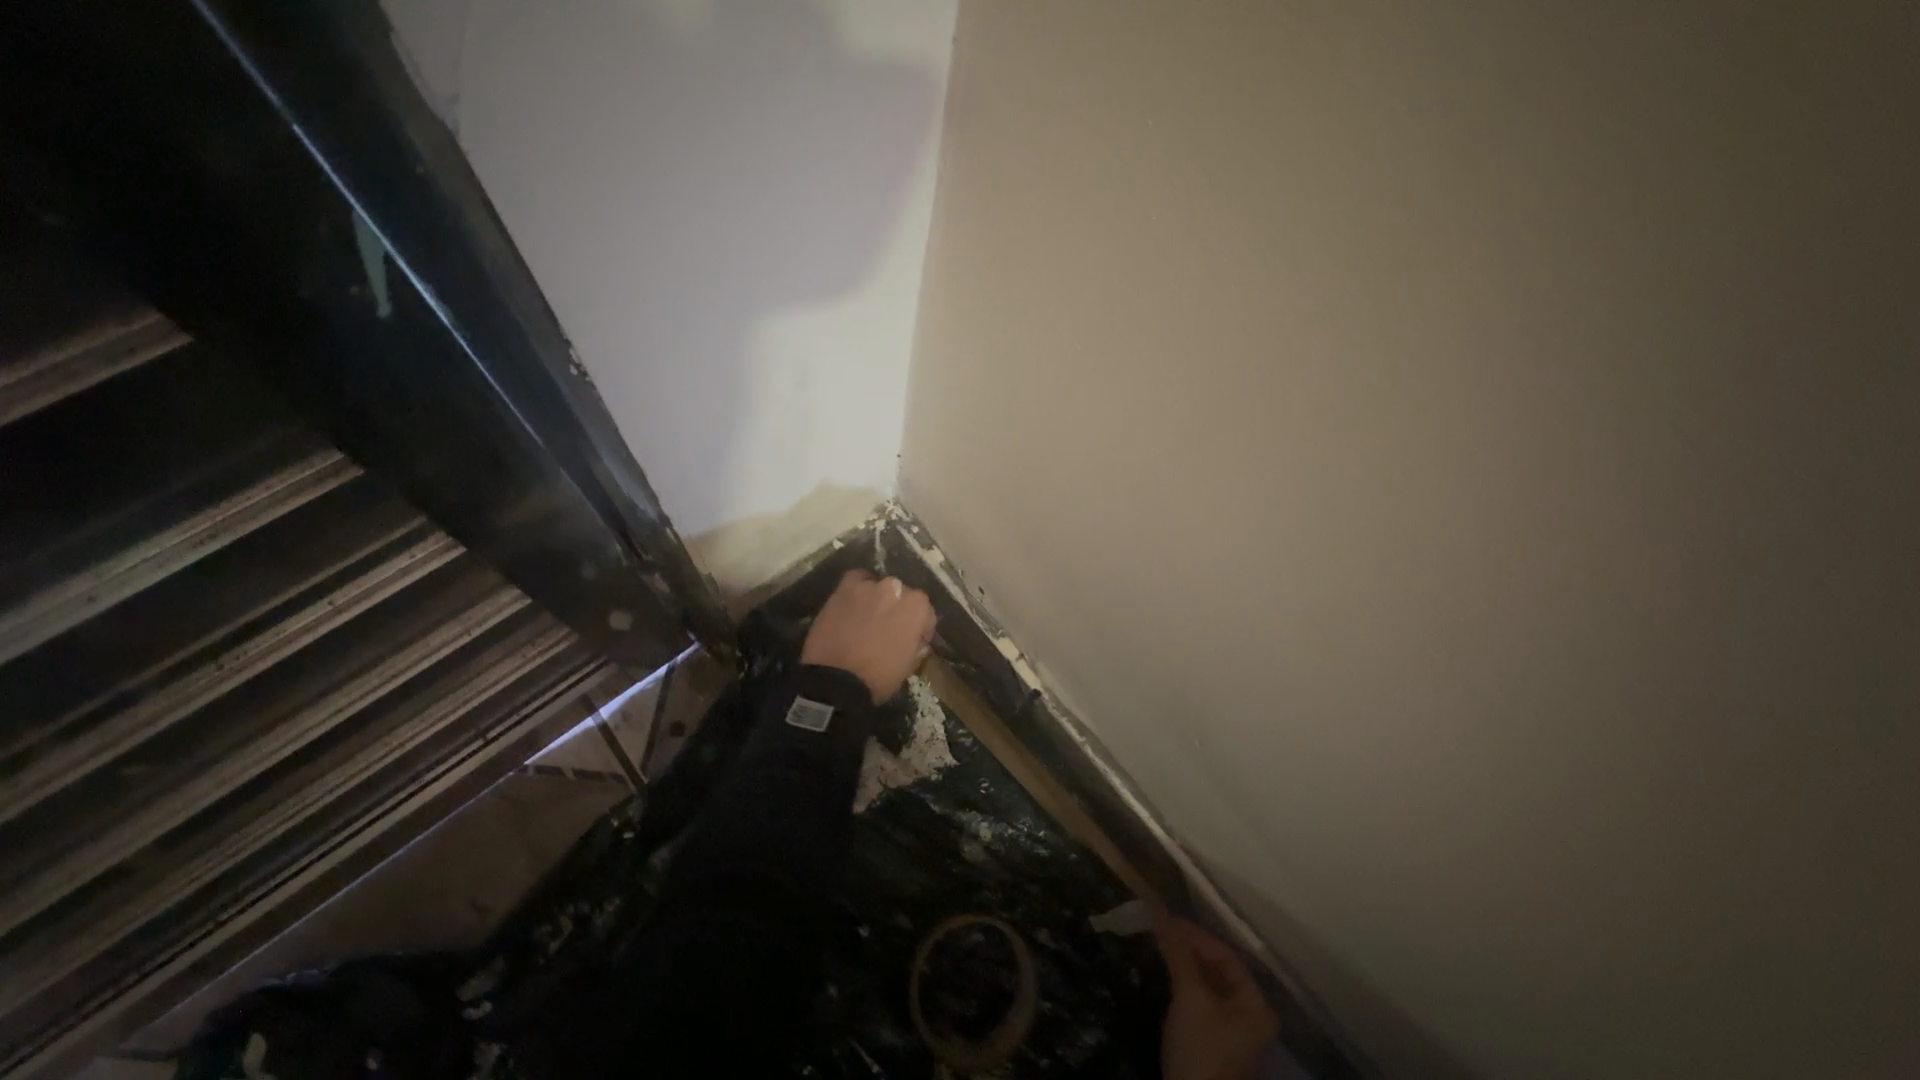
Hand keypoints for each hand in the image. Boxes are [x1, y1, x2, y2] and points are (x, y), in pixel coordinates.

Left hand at [800, 569, 935, 702]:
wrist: (836, 679)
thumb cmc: (879, 677)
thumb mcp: (908, 667)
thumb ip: (916, 647)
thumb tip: (917, 641)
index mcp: (917, 607)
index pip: (925, 611)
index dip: (920, 626)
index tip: (914, 639)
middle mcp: (895, 589)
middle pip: (902, 595)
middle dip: (898, 609)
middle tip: (888, 628)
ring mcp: (869, 586)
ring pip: (879, 586)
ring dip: (877, 599)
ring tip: (868, 616)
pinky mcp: (844, 588)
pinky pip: (856, 579)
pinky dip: (857, 589)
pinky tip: (853, 602)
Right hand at [1155, 912, 1279, 1079]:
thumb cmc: (1200, 1050)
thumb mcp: (1190, 998)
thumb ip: (1178, 953)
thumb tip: (1159, 909)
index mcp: (1256, 1005)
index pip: (1227, 957)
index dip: (1197, 936)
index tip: (1167, 921)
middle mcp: (1249, 1016)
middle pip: (1219, 971)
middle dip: (1190, 949)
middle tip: (1160, 931)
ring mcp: (1231, 1033)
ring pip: (1208, 987)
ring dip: (1185, 966)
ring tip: (1158, 946)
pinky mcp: (1212, 1044)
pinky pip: (1199, 1003)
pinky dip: (1183, 986)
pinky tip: (1164, 976)